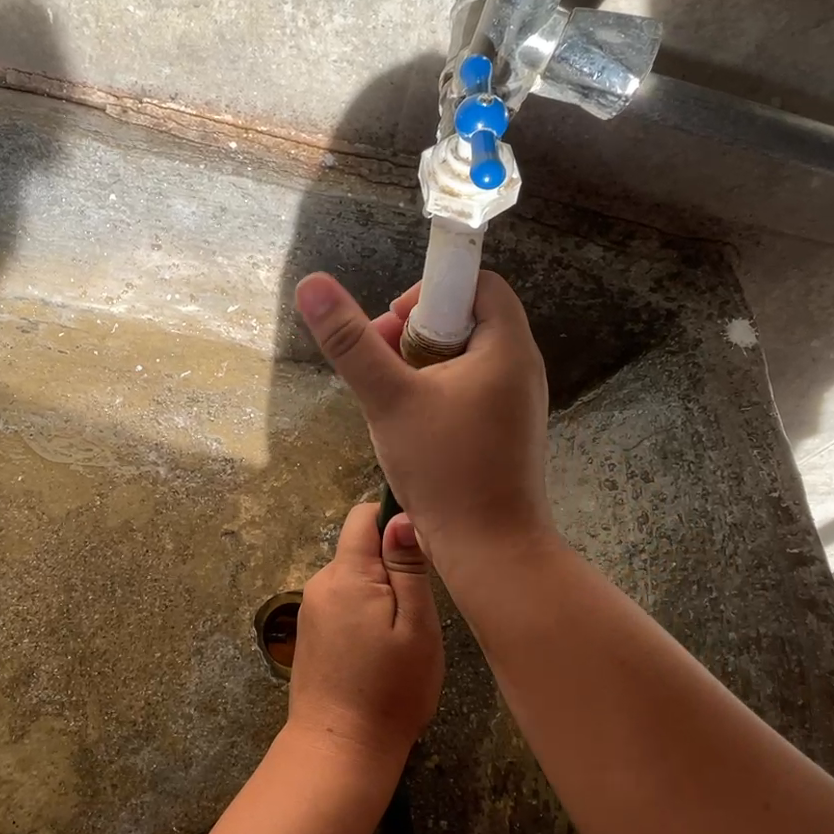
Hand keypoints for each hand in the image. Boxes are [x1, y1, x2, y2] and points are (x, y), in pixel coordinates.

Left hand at [288, 502, 443, 763]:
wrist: (340, 750)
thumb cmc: (390, 690)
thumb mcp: (416, 627)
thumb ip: (408, 568)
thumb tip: (401, 517)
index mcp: (347, 574)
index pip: (363, 517)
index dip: (393, 521)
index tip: (420, 551)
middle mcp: (321, 583)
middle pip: (359, 549)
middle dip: (390, 566)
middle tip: (418, 607)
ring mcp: (311, 608)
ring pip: (353, 578)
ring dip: (379, 593)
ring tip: (401, 634)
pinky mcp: (310, 632)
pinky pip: (342, 602)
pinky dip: (364, 613)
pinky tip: (379, 649)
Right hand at [293, 271, 557, 564]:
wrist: (491, 550)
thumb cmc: (446, 469)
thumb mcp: (389, 399)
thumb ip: (351, 343)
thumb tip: (313, 284)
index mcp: (507, 347)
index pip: (478, 283)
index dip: (430, 290)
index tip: (392, 323)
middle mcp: (520, 367)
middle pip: (467, 319)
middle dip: (416, 332)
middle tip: (381, 362)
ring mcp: (515, 402)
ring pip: (463, 358)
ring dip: (421, 366)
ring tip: (389, 398)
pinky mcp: (505, 430)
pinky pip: (468, 390)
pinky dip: (435, 393)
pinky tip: (409, 425)